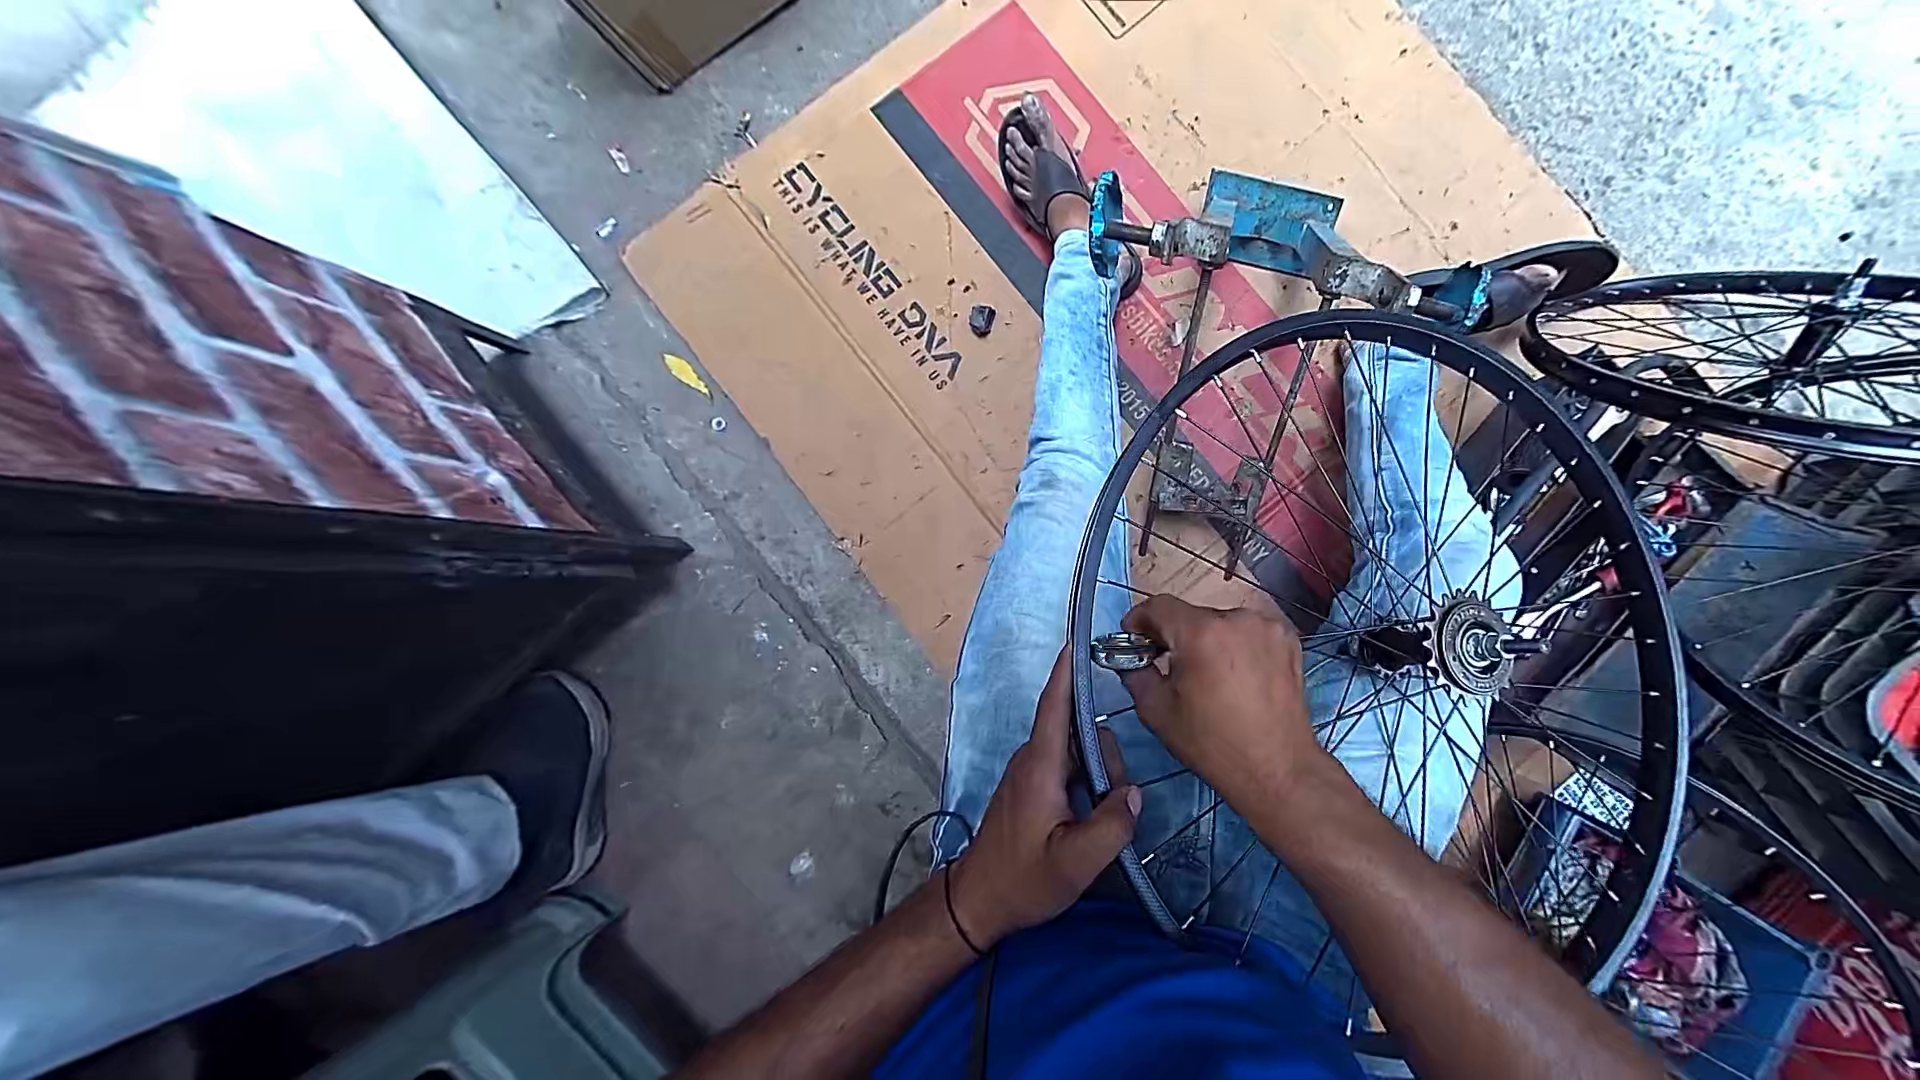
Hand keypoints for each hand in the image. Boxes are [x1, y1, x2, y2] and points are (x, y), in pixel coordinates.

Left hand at [947, 649, 1139, 947]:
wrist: (979, 900)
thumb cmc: (1024, 880)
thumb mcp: (1076, 862)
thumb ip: (1111, 826)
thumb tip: (1132, 793)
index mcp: (1040, 766)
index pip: (1054, 706)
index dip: (1065, 672)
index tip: (1077, 640)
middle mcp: (1033, 759)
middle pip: (1077, 732)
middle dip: (1105, 755)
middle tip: (1114, 802)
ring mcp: (1031, 772)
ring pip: (1076, 752)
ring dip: (1098, 774)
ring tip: (1101, 818)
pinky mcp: (1033, 787)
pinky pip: (1068, 768)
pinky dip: (1087, 782)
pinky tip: (1093, 814)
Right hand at [1117, 595, 1326, 805]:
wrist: (1277, 769)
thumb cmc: (1211, 743)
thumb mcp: (1155, 709)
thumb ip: (1135, 672)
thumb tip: (1132, 658)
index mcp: (1201, 633)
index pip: (1159, 606)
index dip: (1139, 620)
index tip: (1135, 639)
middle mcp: (1236, 620)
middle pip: (1190, 615)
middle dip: (1174, 636)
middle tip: (1167, 665)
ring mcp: (1267, 628)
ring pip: (1219, 623)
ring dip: (1205, 640)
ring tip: (1206, 673)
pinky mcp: (1288, 640)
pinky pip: (1247, 632)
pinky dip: (1234, 645)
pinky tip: (1234, 675)